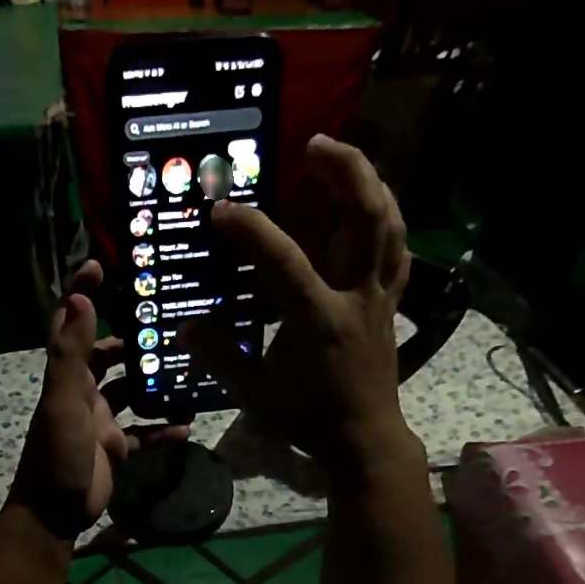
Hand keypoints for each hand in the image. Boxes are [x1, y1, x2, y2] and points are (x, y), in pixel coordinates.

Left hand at [12, 261, 188, 537]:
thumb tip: (79, 297)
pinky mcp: (115, 448)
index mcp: (67, 377)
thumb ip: (70, 354)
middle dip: (134, 339)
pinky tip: (189, 422)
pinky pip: (143, 432)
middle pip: (107, 355)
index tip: (102, 266)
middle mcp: (83, 393)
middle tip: (170, 323)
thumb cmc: (57, 455)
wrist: (55, 513)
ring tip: (189, 370)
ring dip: (155, 384)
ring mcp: (100, 421)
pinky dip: (163, 427)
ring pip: (131, 393)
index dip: (80, 293)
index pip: (69, 324)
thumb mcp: (63, 402)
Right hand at [185, 135, 419, 478]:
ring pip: (389, 227)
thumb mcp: (255, 395)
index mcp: (318, 322)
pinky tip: (370, 207)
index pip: (284, 263)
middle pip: (365, 220)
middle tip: (315, 144)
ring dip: (370, 184)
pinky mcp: (390, 304)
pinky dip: (386, 220)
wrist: (364, 439)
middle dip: (345, 172)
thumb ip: (221, 357)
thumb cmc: (308, 418)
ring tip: (344, 160)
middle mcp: (355, 299)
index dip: (252, 231)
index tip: (221, 211)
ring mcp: (379, 298)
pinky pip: (397, 250)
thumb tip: (187, 328)